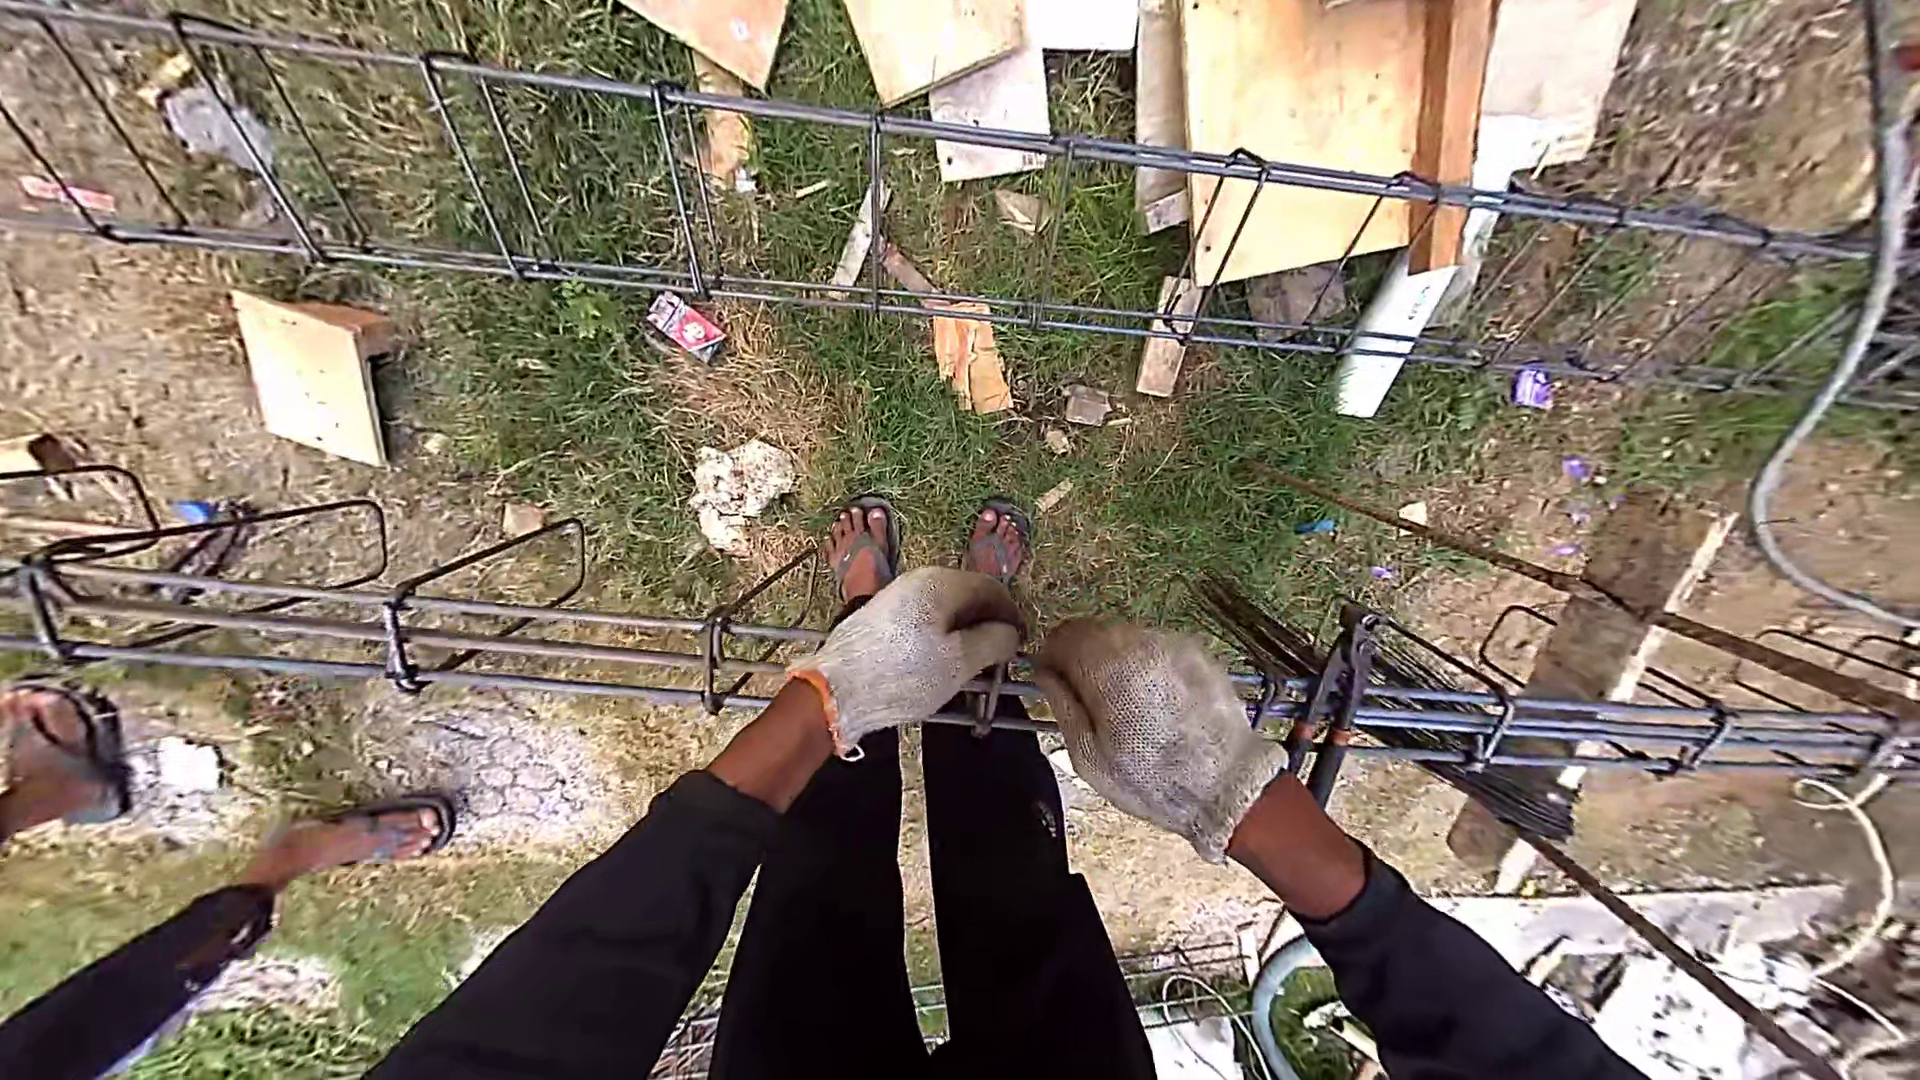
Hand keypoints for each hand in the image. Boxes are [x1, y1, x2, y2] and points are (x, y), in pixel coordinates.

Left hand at [788, 568, 1021, 755]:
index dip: (1011, 615)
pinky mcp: (884, 615)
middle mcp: (919, 579)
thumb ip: (993, 641)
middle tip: (998, 659)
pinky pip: (926, 618)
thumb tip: (1010, 631)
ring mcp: (898, 595)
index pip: (991, 588)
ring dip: (966, 631)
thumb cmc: (903, 674)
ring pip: (946, 608)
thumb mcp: (959, 662)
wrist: (836, 691)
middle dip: (988, 623)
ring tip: (973, 665)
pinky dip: (943, 635)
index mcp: (940, 582)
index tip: (1019, 644)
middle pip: (968, 595)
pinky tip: (942, 662)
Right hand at [1032, 619, 1286, 861]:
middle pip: (1093, 631)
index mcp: (1108, 666)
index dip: (1051, 655)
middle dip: (1082, 655)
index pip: (1063, 635)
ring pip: (1124, 635)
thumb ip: (1061, 703)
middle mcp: (1139, 642)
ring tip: (1124, 700)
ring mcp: (1171, 642)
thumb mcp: (1088, 756)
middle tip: (1087, 694)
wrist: (1230, 788)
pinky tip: (1153, 697)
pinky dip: (1143, 661)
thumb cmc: (1150, 780)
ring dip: (1112, 657)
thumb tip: (1043, 671)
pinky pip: (1154, 644)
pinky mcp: (1196, 650)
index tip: (1052, 678)